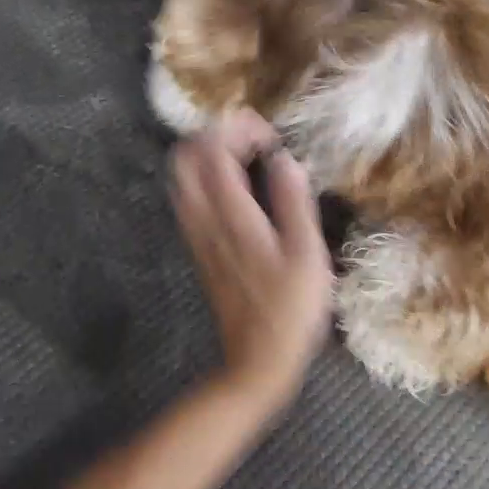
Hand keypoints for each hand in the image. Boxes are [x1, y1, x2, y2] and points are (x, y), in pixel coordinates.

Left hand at [170, 111, 333, 401]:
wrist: (255, 359)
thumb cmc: (289, 310)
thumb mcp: (306, 255)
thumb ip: (294, 202)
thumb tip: (284, 159)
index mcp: (229, 213)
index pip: (213, 149)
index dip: (236, 128)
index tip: (269, 135)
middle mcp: (202, 217)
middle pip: (185, 156)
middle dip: (215, 134)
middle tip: (253, 141)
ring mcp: (195, 232)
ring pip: (181, 176)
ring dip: (207, 155)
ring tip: (247, 159)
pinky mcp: (197, 247)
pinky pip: (187, 196)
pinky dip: (204, 177)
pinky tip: (238, 189)